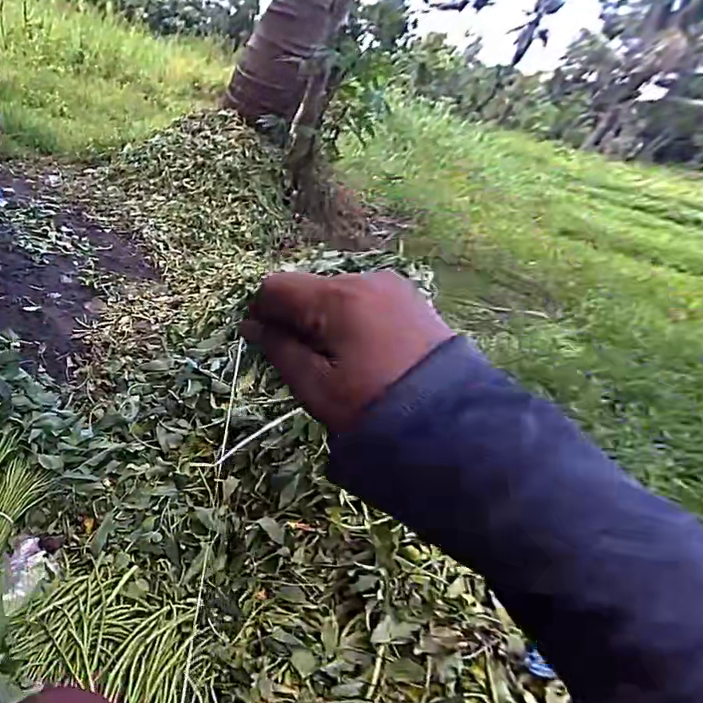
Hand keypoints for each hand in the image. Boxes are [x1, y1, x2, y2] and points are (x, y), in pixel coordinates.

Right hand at [239, 270, 453, 434]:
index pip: (276, 287)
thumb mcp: (314, 384)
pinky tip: (356, 351)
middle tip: (296, 358)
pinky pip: (362, 300)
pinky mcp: (411, 299)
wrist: (451, 422)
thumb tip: (251, 326)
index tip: (260, 342)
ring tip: (331, 359)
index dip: (259, 313)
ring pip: (334, 294)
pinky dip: (347, 319)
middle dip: (292, 317)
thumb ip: (278, 348)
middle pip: (307, 288)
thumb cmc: (371, 404)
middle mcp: (365, 279)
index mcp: (338, 297)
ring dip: (320, 319)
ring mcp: (392, 287)